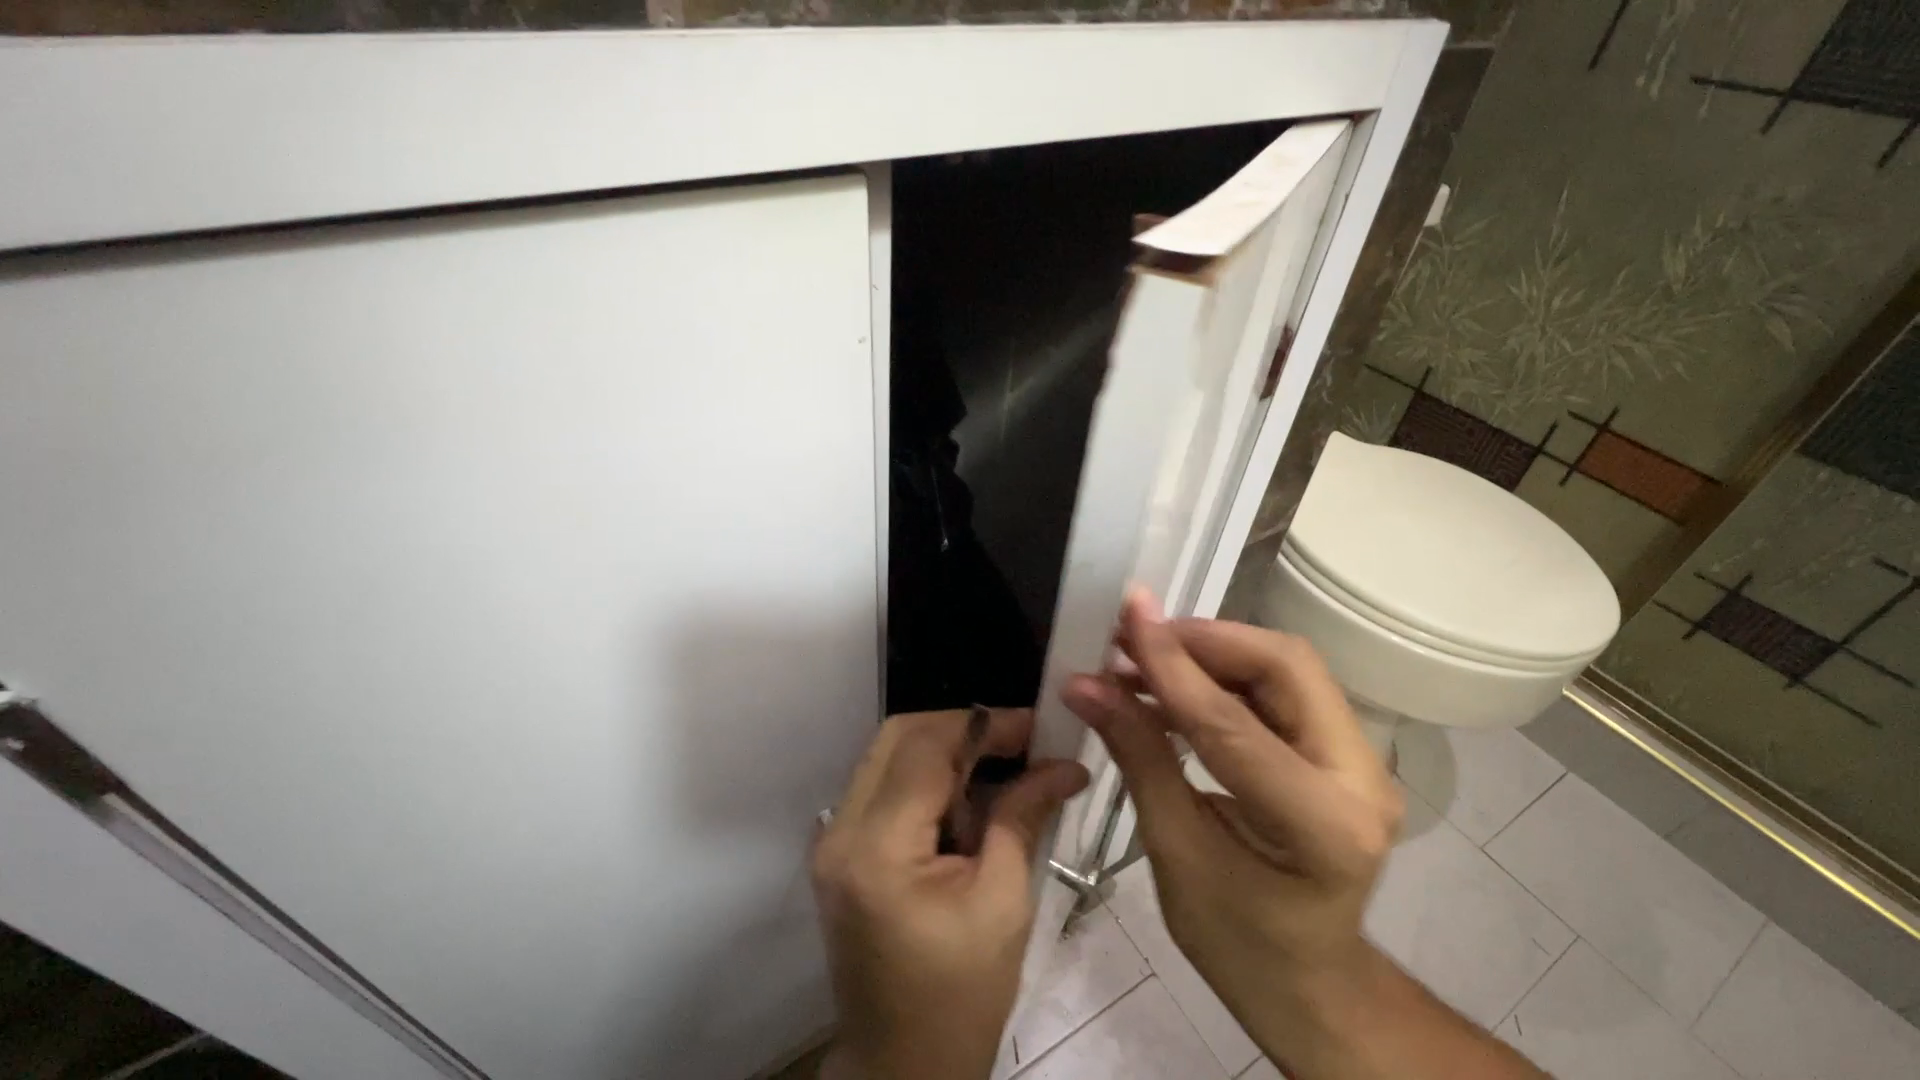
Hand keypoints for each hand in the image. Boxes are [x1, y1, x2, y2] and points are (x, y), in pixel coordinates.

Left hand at [812, 708, 1089, 1079]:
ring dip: (943, 751)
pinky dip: (925, 779)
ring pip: (886, 757)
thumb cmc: (961, 995)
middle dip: (961, 729)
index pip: (926, 748)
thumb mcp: (1003, 902)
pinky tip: (967, 800)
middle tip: (1019, 744)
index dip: (984, 725)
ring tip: (1001, 768)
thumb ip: (1021, 817)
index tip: (1037, 726)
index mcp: (878, 848)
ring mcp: (832, 841)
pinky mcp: (840, 853)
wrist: (903, 1064)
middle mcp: (841, 831)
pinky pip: (882, 788)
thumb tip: (1064, 763)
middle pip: (896, 738)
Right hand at [1063, 591, 1405, 1072]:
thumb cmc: (1234, 939)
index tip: (1126, 617)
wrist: (1304, 978)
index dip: (1172, 665)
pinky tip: (1173, 682)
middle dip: (1203, 640)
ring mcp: (1363, 760)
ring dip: (1212, 652)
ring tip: (1141, 655)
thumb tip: (1085, 685)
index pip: (1234, 722)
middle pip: (1285, 667)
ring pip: (1287, 669)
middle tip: (1132, 636)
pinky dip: (1225, 675)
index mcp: (1322, 824)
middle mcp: (1362, 778)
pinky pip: (1284, 690)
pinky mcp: (1345, 751)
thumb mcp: (1175, 849)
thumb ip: (1139, 755)